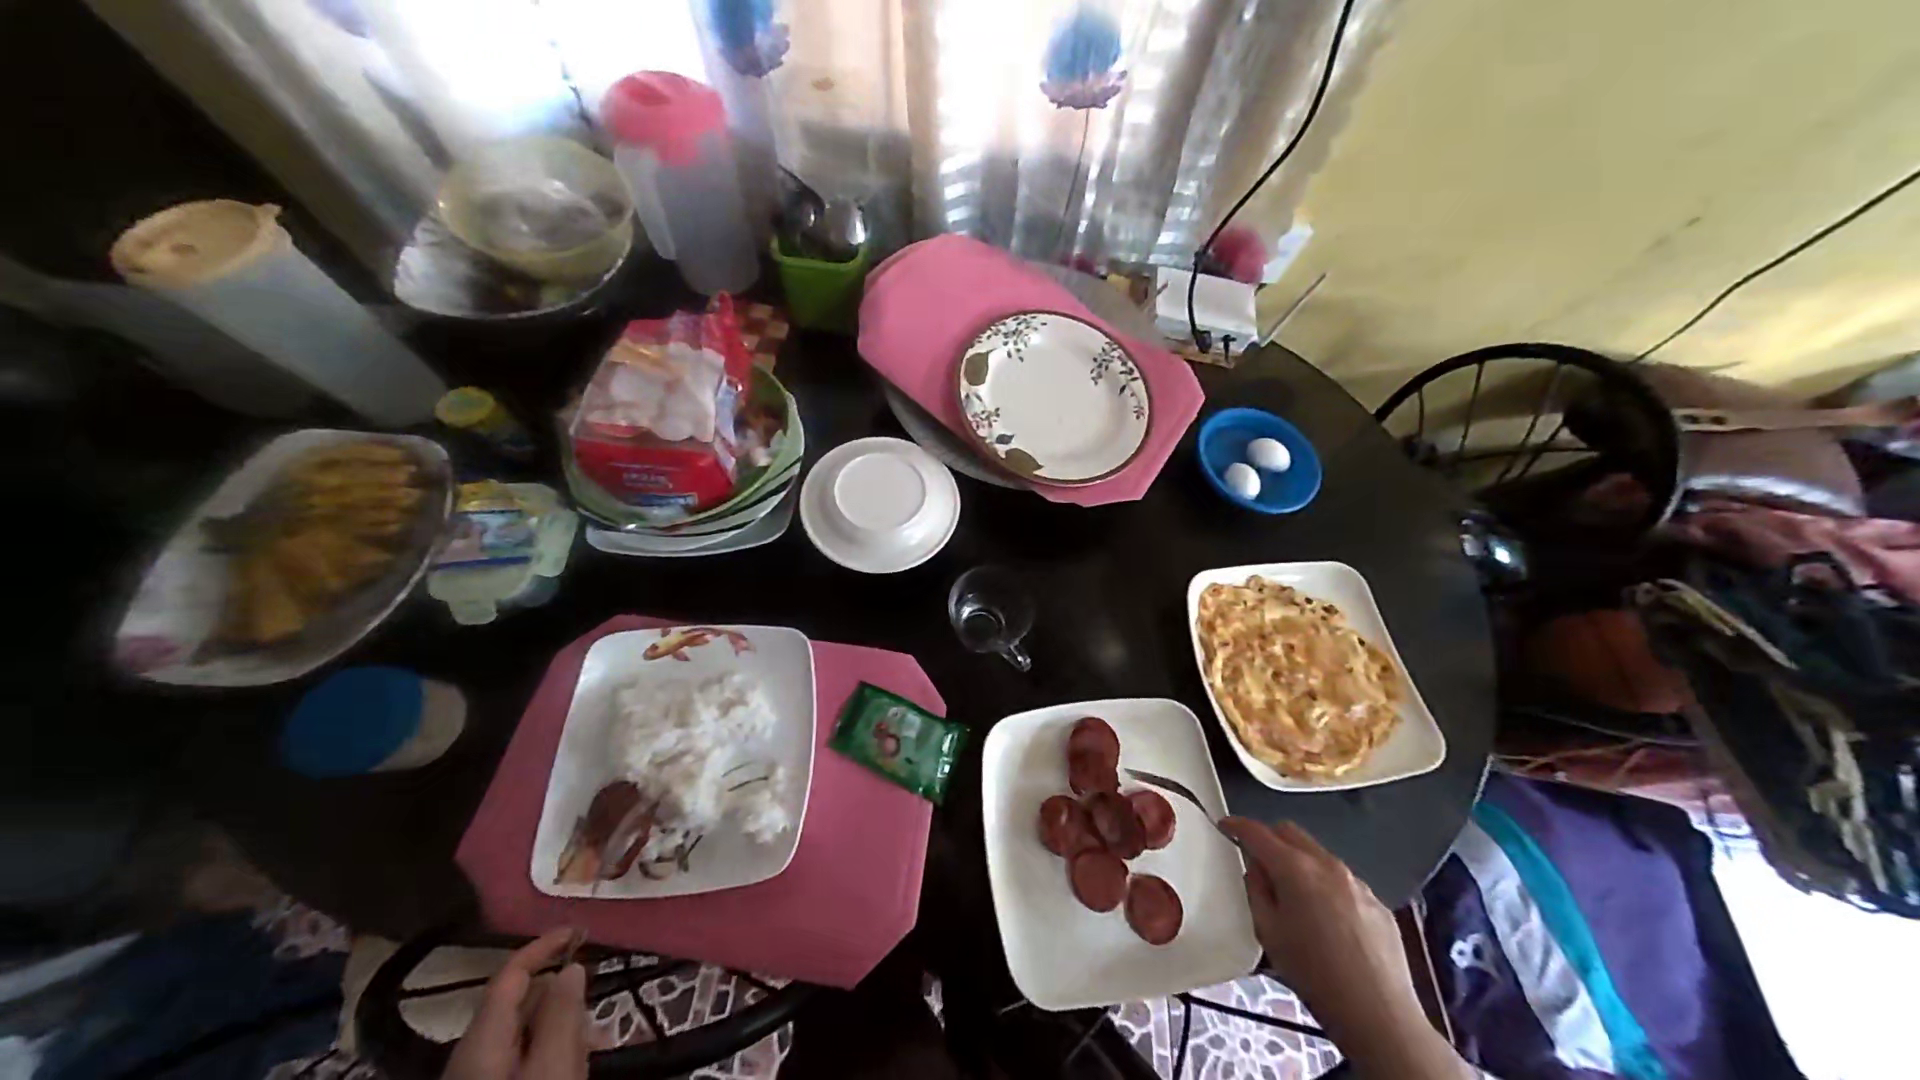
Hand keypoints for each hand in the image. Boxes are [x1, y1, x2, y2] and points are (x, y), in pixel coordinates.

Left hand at [441, 927, 589, 1079]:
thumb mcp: (553, 1066)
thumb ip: (562, 1015)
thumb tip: (571, 968)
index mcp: (482, 1037)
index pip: (510, 973)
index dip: (544, 944)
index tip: (580, 929)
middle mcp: (471, 1051)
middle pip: (518, 1001)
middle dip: (558, 988)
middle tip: (595, 988)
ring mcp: (474, 1074)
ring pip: (522, 1030)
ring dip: (558, 1021)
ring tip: (592, 1032)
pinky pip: (520, 1056)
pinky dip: (550, 1047)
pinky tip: (573, 1057)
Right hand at [1219, 817, 1472, 1079]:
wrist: (1379, 1015)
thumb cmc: (1313, 974)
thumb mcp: (1268, 932)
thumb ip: (1256, 890)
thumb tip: (1256, 870)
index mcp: (1295, 869)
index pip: (1258, 832)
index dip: (1237, 825)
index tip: (1225, 826)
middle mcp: (1327, 865)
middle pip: (1290, 832)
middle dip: (1269, 838)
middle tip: (1257, 861)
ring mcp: (1357, 882)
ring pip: (1318, 854)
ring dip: (1299, 861)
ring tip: (1294, 895)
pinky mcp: (1377, 902)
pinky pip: (1342, 880)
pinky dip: (1325, 884)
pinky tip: (1327, 920)